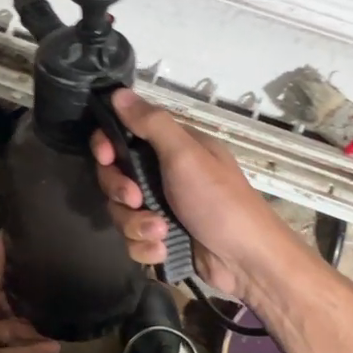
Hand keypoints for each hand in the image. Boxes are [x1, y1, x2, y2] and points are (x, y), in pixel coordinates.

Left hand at [0, 235, 58, 352]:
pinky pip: (13, 352)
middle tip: (53, 291)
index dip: (6, 270)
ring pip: (9, 330)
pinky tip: (54, 349)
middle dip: (22, 300)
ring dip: (30, 327)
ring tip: (58, 322)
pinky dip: (31, 350)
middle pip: (0, 304)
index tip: (32, 260)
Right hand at [91, 89, 300, 299]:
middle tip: (136, 200)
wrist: (246, 261)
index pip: (122, 136)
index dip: (106, 146)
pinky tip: (164, 250)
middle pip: (114, 177)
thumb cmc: (219, 201)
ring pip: (121, 212)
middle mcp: (163, 174)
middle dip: (120, 192)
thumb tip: (118, 91)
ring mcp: (162, 207)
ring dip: (135, 225)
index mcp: (172, 148)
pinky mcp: (161, 237)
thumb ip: (152, 124)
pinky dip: (145, 246)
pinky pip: (133, 239)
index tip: (106, 158)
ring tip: (161, 233)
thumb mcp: (186, 156)